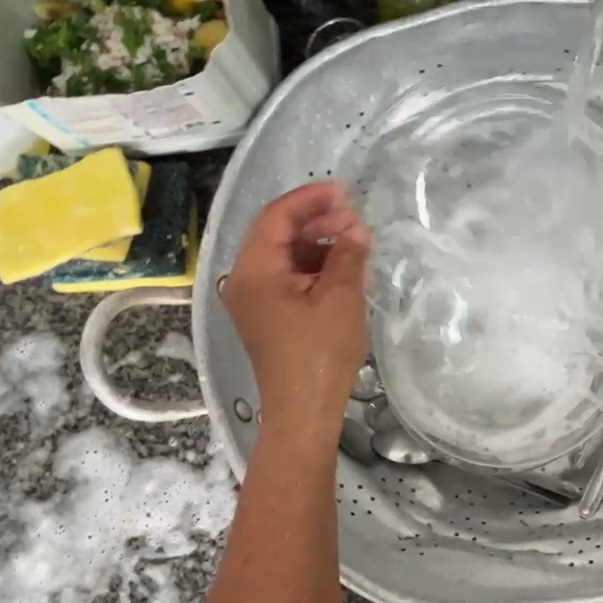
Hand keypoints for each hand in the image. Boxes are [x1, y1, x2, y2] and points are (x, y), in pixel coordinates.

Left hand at [222, 183, 370, 436]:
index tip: (344, 191)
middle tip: (356, 219)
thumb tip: (355, 231)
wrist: (304, 410)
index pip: (277, 216)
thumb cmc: (319, 352)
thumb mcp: (340, 296)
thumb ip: (347, 254)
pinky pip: (289, 279)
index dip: (310, 199)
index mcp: (253, 270)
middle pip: (278, 234)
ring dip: (320, 244)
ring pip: (286, 257)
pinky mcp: (268, 318)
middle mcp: (245, 280)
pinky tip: (345, 271)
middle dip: (318, 221)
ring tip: (357, 245)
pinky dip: (315, 268)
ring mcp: (254, 301)